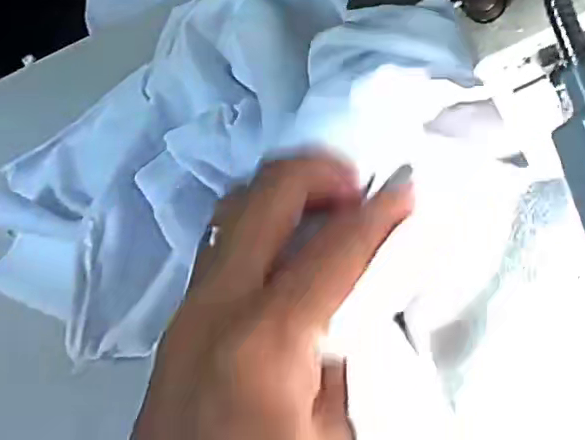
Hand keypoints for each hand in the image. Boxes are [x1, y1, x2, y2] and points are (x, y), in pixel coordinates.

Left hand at [133, 155, 414, 439]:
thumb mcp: (333, 438)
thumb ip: (348, 356)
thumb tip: (359, 295)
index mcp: (265, 337)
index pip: (337, 244)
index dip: (381, 211)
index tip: (409, 190)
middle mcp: (217, 306)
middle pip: (270, 193)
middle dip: (322, 172)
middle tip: (361, 188)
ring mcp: (187, 311)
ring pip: (237, 205)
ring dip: (287, 191)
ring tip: (328, 206)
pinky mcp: (176, 326)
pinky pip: (223, 240)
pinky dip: (263, 220)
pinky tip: (291, 243)